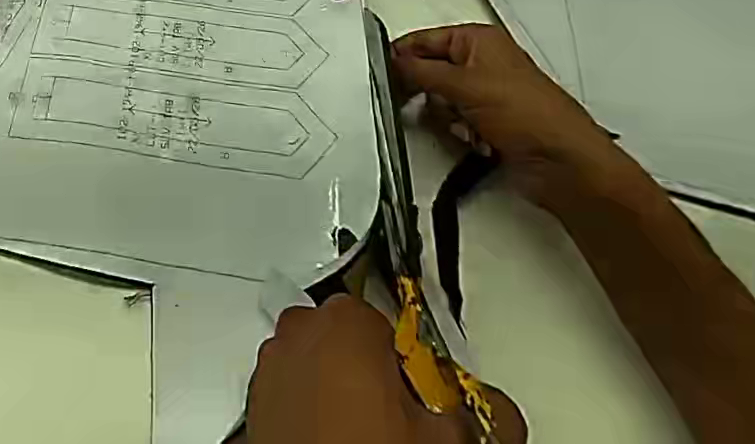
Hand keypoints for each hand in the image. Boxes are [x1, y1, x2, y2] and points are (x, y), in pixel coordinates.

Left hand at [248, 295, 524, 443]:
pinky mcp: (255, 392)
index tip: (424, 398)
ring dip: (339, 386)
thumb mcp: (446, 437)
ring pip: (318, 360)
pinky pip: (293, 385)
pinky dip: (310, 403)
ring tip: (364, 433)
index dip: (411, 365)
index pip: (389, 325)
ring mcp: (271, 358)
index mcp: (347, 321)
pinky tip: (332, 436)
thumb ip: (479, 405)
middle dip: (372, 371)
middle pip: (349, 339)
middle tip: (397, 422)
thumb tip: (499, 405)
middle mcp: (300, 326)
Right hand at [390, 24, 636, 214]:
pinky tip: (476, 139)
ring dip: (444, 115)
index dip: (400, 57)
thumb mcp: (462, 85)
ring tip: (463, 125)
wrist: (567, 167)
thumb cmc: (527, 116)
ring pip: (438, 98)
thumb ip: (418, 71)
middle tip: (414, 103)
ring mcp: (485, 92)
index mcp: (477, 40)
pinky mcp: (489, 120)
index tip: (382, 75)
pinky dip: (458, 130)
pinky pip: (454, 120)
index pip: (421, 40)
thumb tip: (390, 61)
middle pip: (427, 70)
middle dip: (425, 91)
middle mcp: (480, 62)